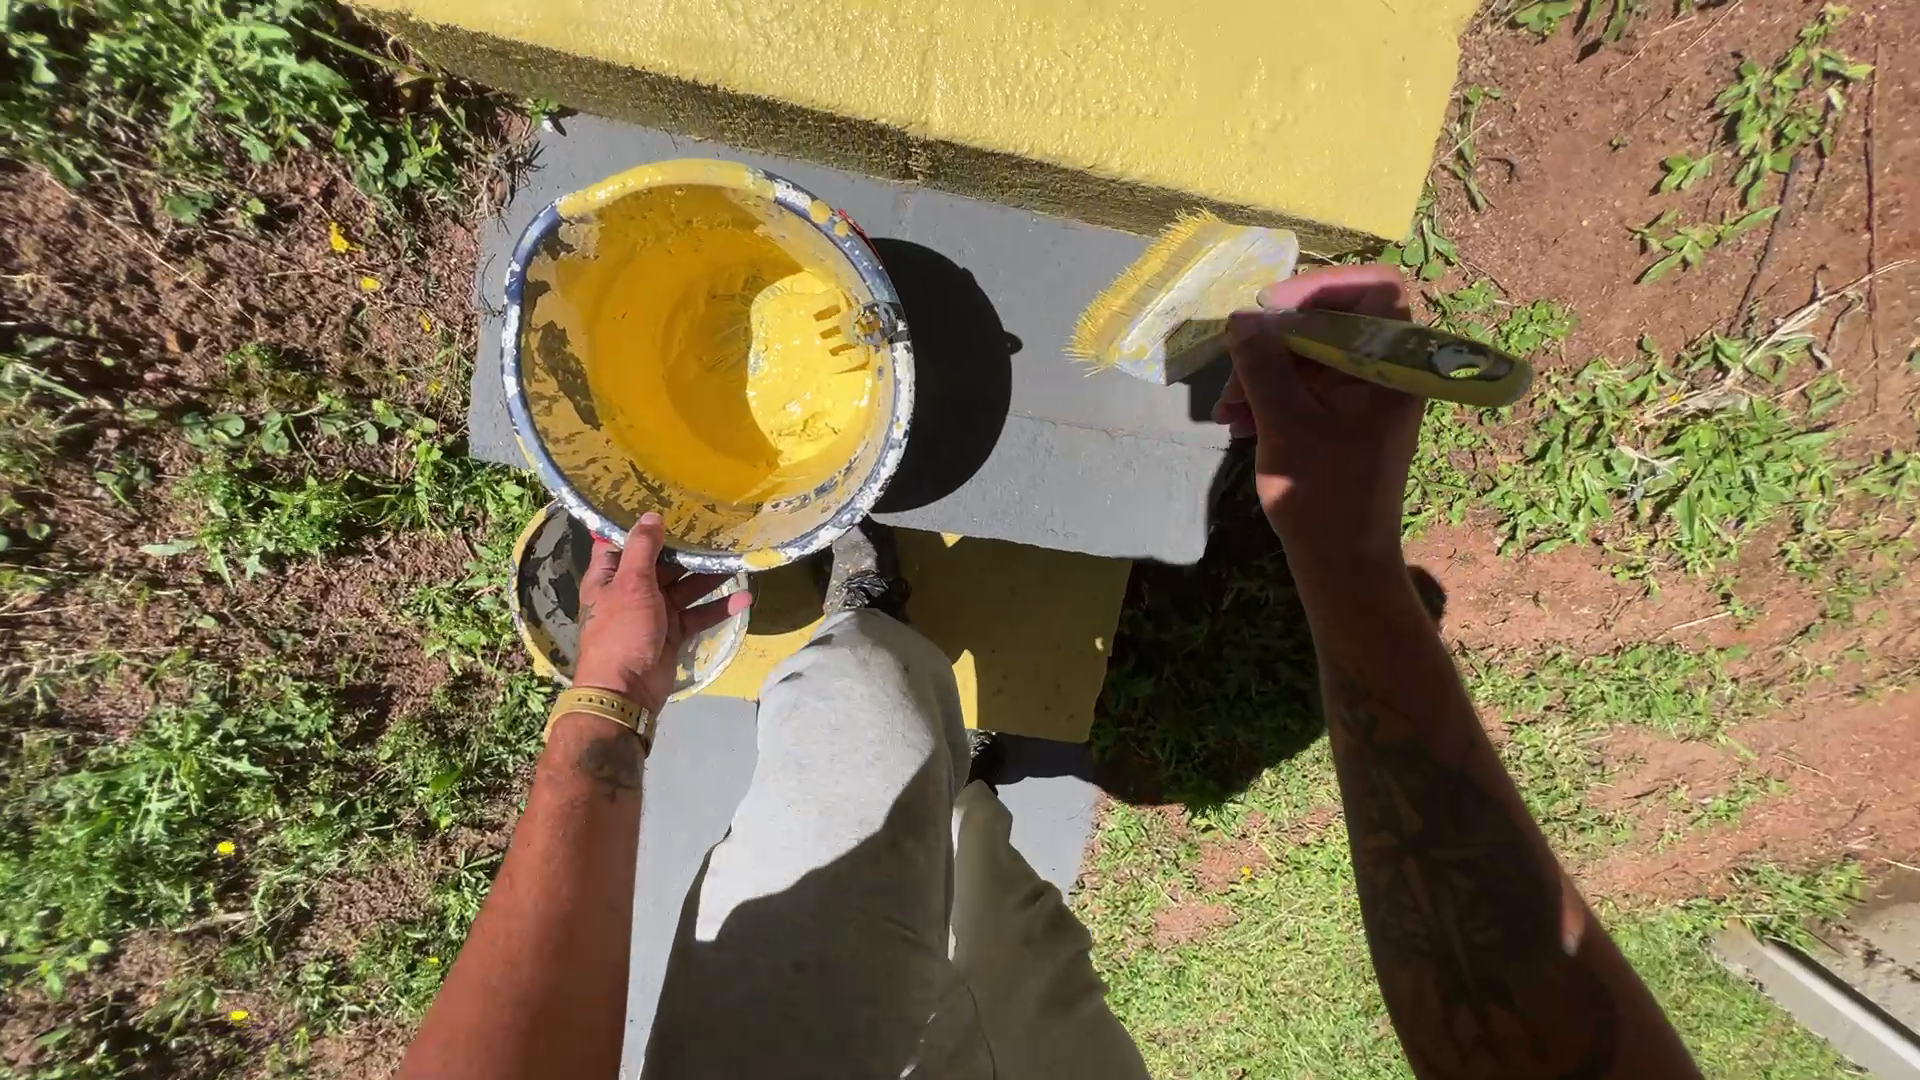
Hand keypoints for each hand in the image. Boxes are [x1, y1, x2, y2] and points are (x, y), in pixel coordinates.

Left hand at [571, 513, 753, 714]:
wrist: (626, 690)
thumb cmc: (622, 631)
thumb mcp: (630, 583)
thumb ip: (642, 548)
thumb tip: (652, 516)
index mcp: (610, 576)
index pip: (622, 543)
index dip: (641, 527)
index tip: (668, 508)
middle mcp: (631, 591)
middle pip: (661, 563)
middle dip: (687, 550)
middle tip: (716, 530)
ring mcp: (654, 612)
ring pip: (685, 587)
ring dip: (708, 577)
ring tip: (736, 560)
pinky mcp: (674, 632)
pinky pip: (698, 614)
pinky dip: (718, 608)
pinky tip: (743, 598)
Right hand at [1212, 264, 1425, 575]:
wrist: (1341, 558)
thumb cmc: (1323, 491)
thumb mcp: (1285, 421)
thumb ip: (1262, 364)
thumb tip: (1239, 318)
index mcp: (1392, 364)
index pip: (1371, 290)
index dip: (1319, 288)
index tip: (1268, 310)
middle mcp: (1384, 372)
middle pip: (1328, 326)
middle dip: (1272, 346)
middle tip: (1234, 378)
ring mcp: (1363, 397)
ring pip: (1308, 359)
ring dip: (1262, 376)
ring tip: (1228, 411)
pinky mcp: (1342, 420)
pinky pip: (1305, 388)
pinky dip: (1270, 397)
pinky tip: (1239, 422)